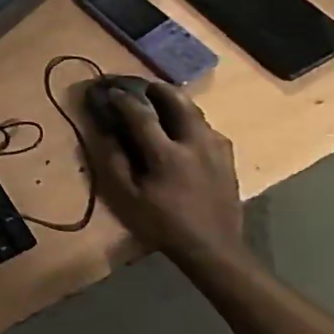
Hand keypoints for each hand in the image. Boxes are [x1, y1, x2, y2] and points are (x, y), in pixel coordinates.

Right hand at [82, 80, 246, 264]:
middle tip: (140, 86)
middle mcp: (195, 143)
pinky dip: (190, 119)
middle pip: (178, 101)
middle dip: (157, 89)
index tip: (110, 91)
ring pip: (196, 112)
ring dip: (175, 101)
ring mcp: (216, 148)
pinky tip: (182, 129)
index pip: (141, 114)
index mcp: (167, 154)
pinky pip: (207, 127)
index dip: (123, 99)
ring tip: (159, 101)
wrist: (213, 247)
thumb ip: (114, 161)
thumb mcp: (128, 197)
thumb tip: (105, 132)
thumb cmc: (163, 224)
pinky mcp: (227, 157)